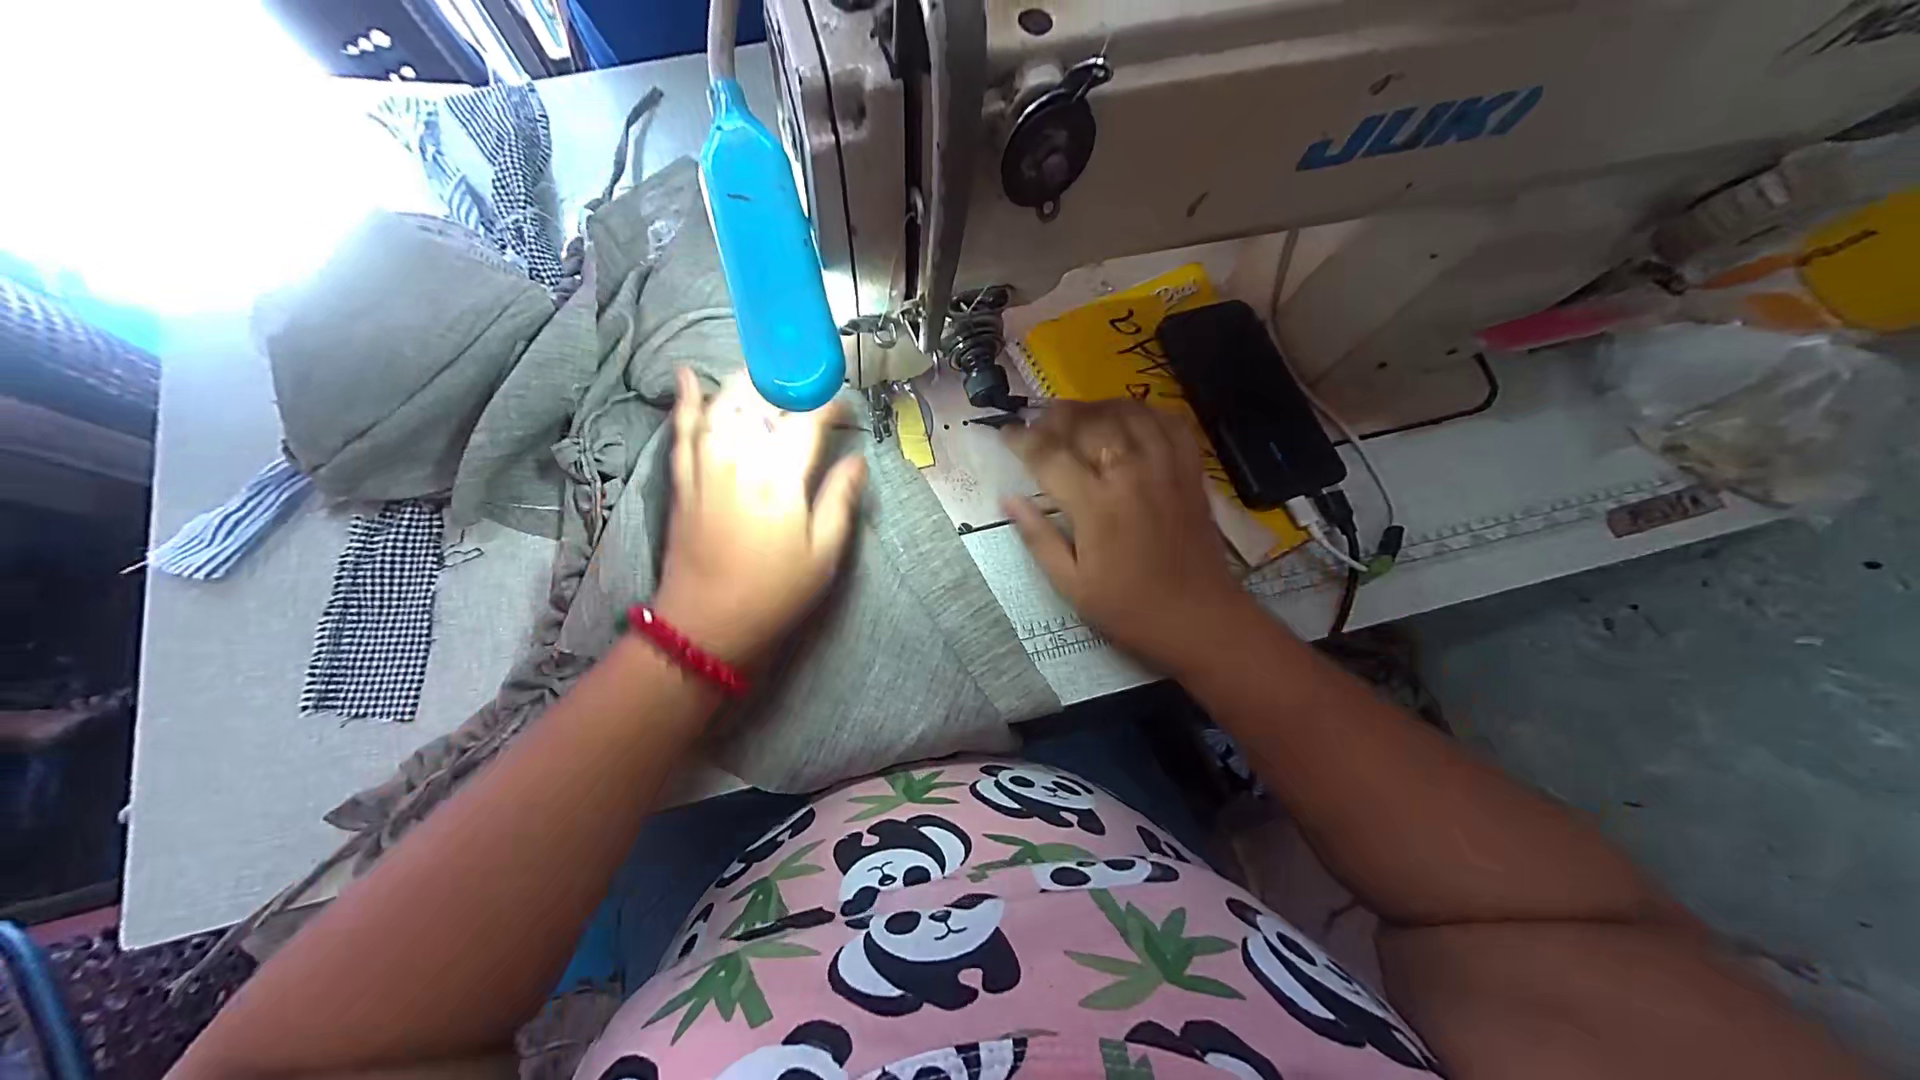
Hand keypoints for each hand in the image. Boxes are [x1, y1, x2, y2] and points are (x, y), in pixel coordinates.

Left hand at [652, 368, 866, 666]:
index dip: (827, 405)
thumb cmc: (775, 592)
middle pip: (760, 401)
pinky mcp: (683, 480)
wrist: (708, 625)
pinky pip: (681, 430)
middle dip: (784, 384)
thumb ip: (840, 499)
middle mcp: (740, 461)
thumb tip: (857, 460)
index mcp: (781, 479)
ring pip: (721, 406)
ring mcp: (706, 467)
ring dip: (743, 384)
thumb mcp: (823, 553)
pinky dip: (685, 401)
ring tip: (764, 376)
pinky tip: (688, 377)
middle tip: (804, 386)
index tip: (842, 405)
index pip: (806, 421)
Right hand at [1004, 400, 1259, 673]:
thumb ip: (1038, 537)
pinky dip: (1147, 412)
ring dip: (1098, 407)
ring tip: (1079, 415)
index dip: (1022, 440)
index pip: (1049, 456)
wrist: (1199, 619)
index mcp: (1095, 505)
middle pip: (1088, 422)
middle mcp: (1130, 474)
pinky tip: (1130, 418)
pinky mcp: (1191, 472)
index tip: (1006, 433)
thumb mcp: (1071, 584)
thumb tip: (1008, 499)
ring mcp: (1165, 468)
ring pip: (1128, 413)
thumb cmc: (1129, 608)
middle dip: (1057, 416)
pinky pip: (1170, 423)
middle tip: (1040, 422)